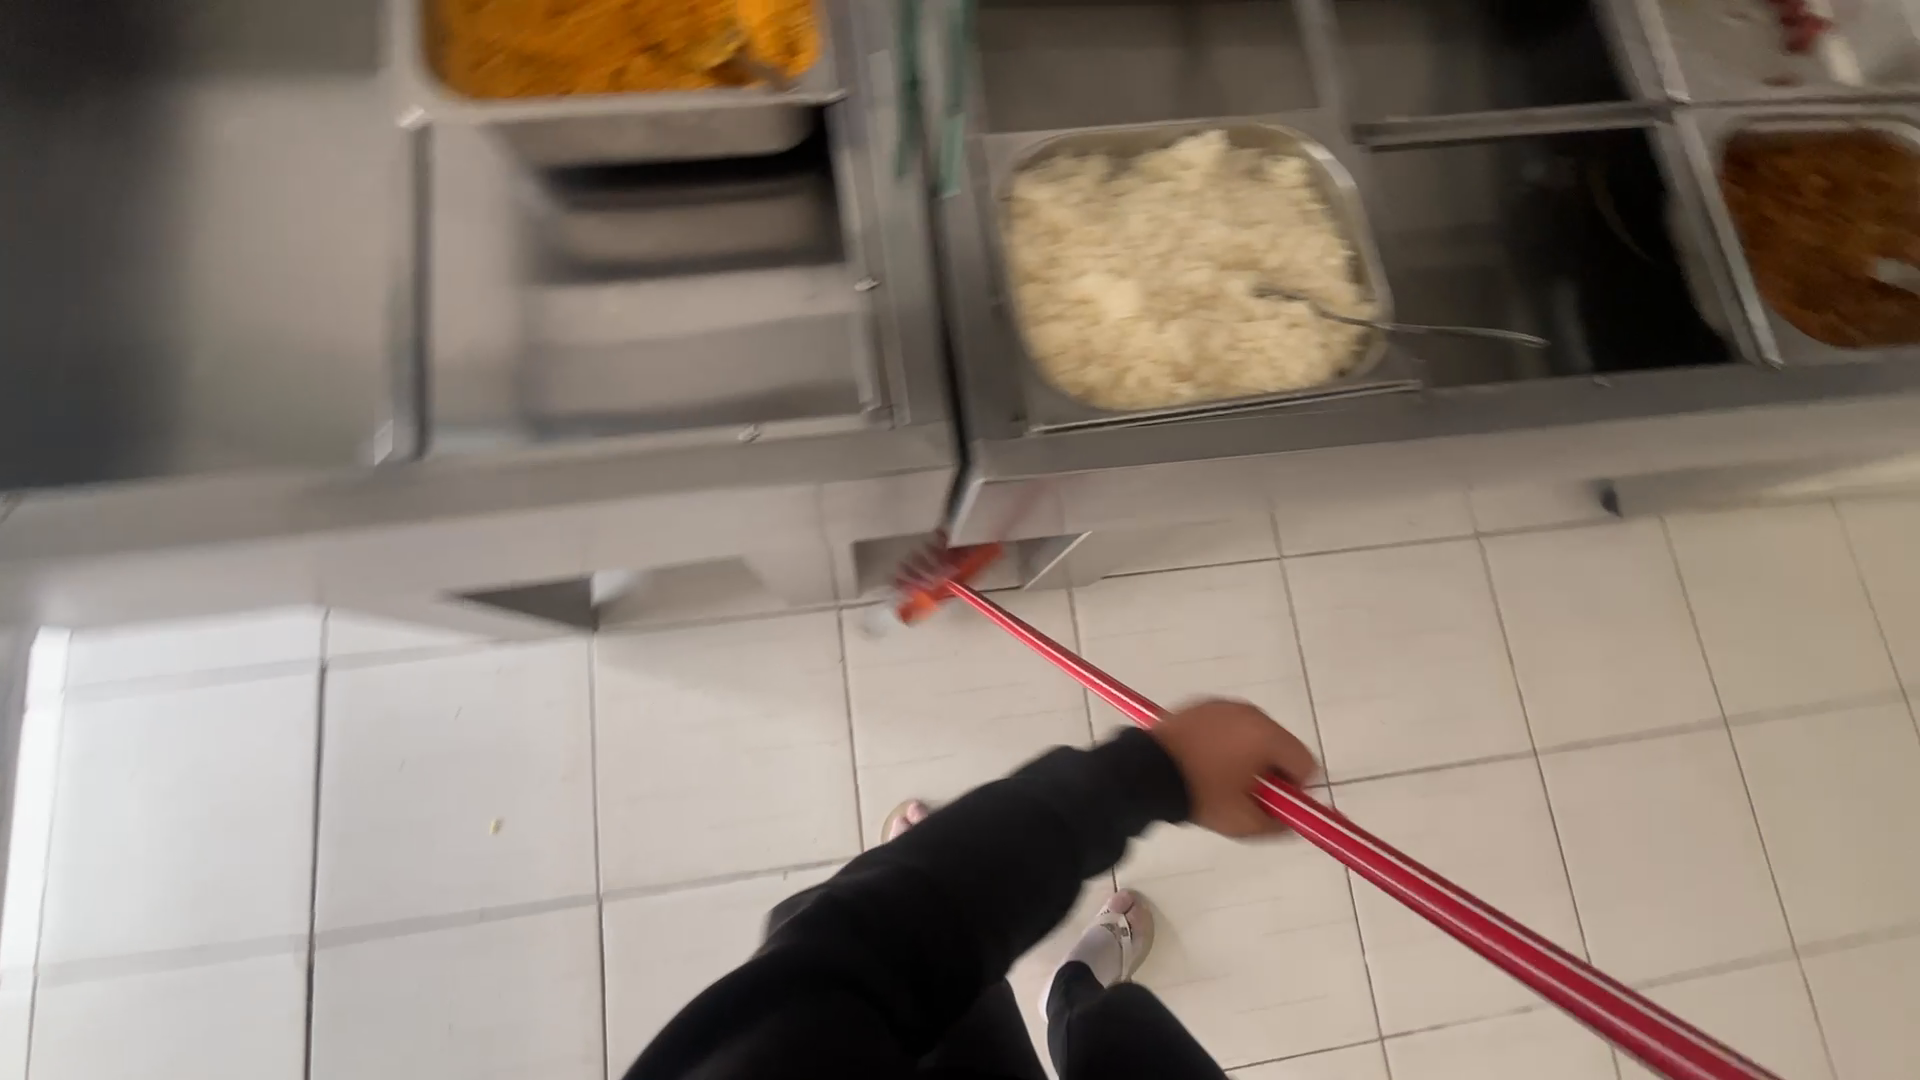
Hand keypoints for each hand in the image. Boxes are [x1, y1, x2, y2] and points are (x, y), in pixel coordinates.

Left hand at [1148, 699, 1318, 837]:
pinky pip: (1228, 726)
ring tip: (1221, 776)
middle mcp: (1251, 713)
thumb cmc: (1202, 794)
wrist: (1148, 770)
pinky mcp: (1201, 705)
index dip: (1294, 788)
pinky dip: (1225, 741)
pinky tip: (1205, 760)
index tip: (1272, 802)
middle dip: (1271, 770)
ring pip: (1254, 735)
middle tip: (1245, 791)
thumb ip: (1281, 824)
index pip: (1305, 763)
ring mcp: (1224, 705)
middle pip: (1280, 745)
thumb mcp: (1246, 823)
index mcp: (1268, 736)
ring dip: (1248, 755)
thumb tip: (1291, 818)